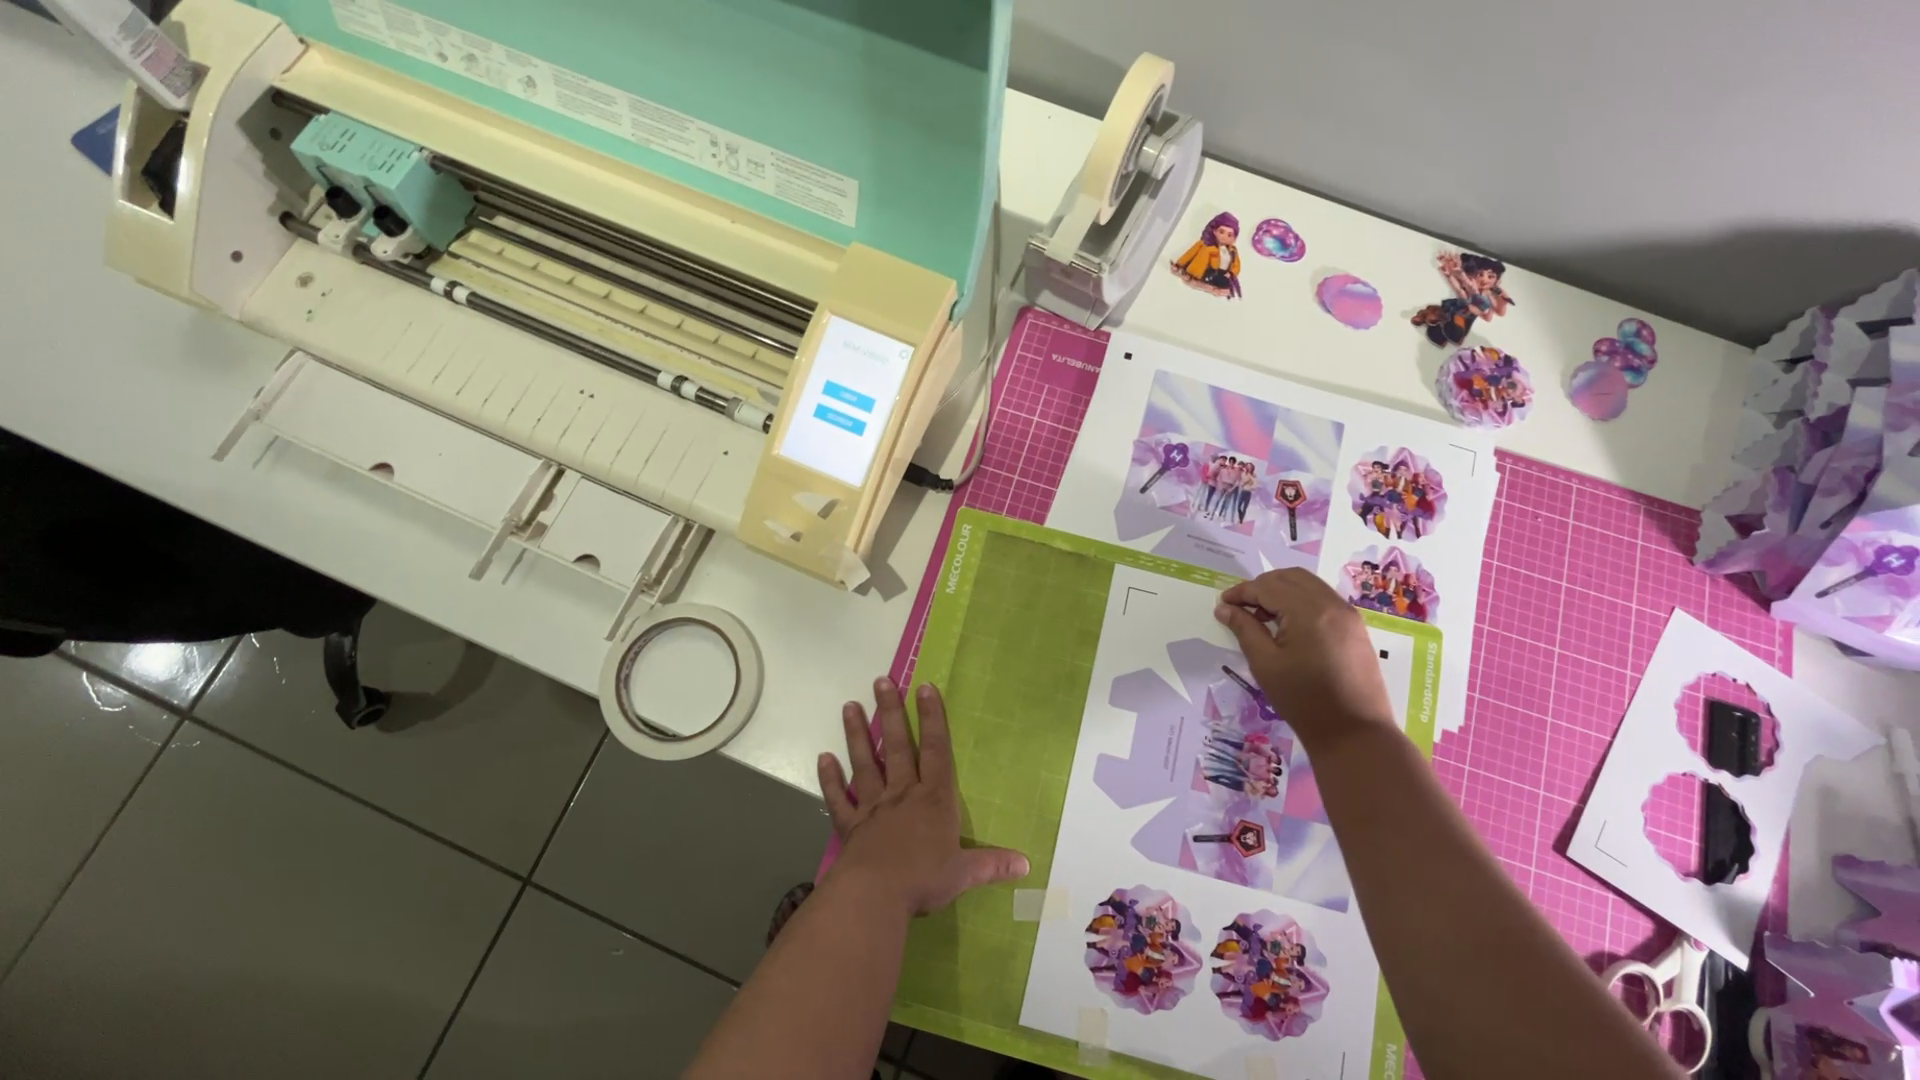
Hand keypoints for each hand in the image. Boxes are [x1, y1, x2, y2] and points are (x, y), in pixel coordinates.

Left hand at [818, 678, 1028, 916]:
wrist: (875, 895)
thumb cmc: (923, 879)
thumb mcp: (964, 873)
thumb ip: (992, 864)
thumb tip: (1026, 865)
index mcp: (934, 799)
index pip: (936, 750)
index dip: (932, 718)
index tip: (924, 688)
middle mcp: (902, 794)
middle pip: (896, 746)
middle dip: (890, 712)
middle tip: (881, 682)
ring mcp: (873, 807)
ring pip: (865, 762)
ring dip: (857, 733)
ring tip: (849, 705)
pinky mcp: (850, 825)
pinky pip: (839, 798)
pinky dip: (830, 778)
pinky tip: (823, 758)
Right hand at [1213, 569, 1399, 752]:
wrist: (1354, 731)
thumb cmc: (1303, 700)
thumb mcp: (1265, 664)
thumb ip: (1245, 630)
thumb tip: (1225, 609)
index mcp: (1308, 611)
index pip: (1268, 587)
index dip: (1242, 592)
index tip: (1222, 605)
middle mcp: (1331, 604)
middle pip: (1290, 577)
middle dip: (1262, 586)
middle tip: (1241, 607)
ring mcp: (1348, 614)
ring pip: (1309, 585)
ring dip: (1282, 591)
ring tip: (1263, 616)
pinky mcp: (1355, 627)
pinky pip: (1323, 599)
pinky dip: (1301, 601)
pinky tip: (1288, 625)